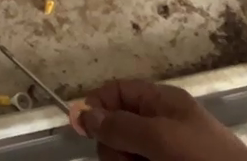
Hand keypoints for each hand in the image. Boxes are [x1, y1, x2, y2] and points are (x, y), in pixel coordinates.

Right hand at [70, 81, 246, 160]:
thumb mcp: (161, 138)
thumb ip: (120, 126)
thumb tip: (82, 114)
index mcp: (162, 102)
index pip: (116, 92)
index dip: (96, 105)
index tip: (81, 129)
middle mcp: (162, 125)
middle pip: (117, 128)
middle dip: (115, 148)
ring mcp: (165, 154)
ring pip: (126, 155)